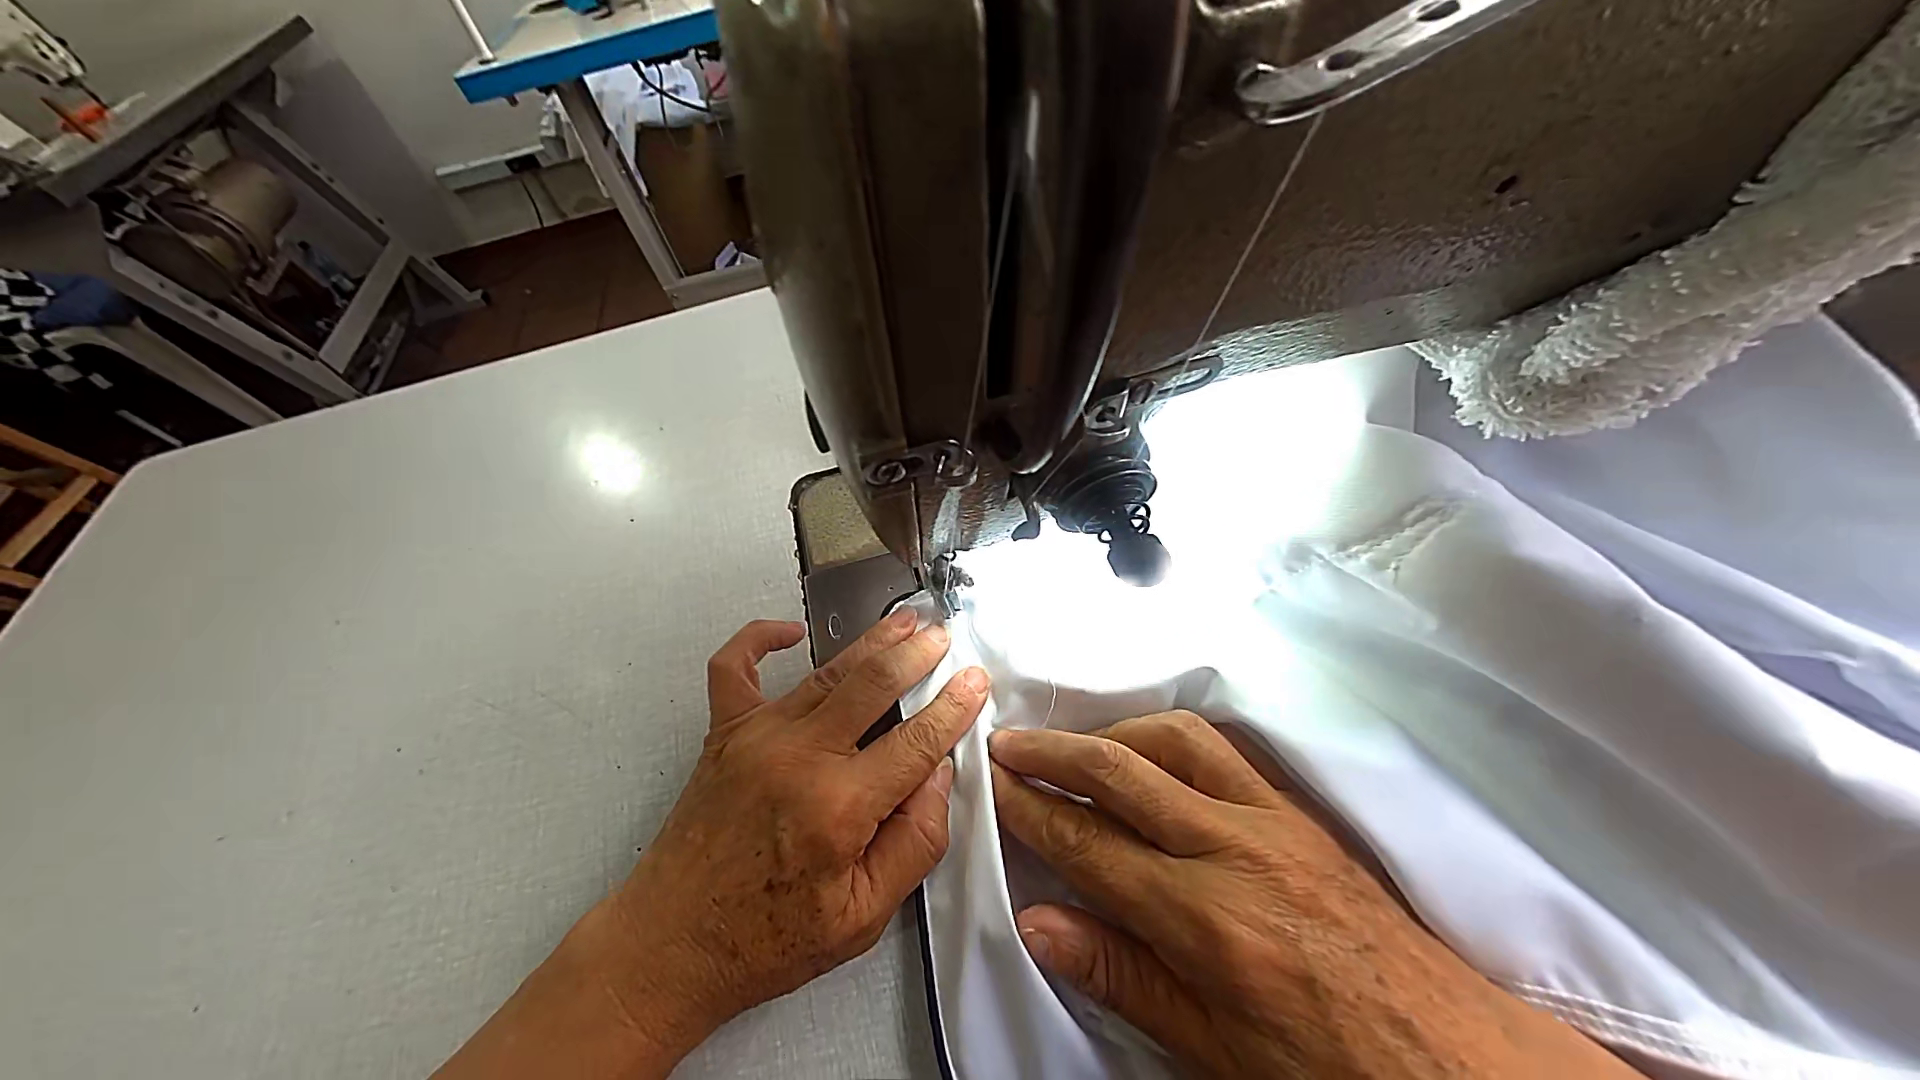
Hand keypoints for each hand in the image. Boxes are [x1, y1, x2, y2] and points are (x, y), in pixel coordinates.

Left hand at [436, 609, 986, 1079]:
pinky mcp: (723, 731)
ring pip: (826, 671)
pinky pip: (734, 667)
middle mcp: (801, 757)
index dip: (954, 707)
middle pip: (873, 685)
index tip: (977, 679)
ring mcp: (757, 735)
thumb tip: (940, 773)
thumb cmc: (771, 939)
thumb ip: (916, 843)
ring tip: (904, 621)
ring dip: (871, 641)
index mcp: (841, 807)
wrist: (670, 945)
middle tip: (944, 635)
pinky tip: (788, 630)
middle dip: (917, 655)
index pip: (916, 742)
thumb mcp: (865, 917)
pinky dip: (757, 639)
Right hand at [989, 712, 1636, 1079]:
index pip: (1089, 844)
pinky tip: (1148, 748)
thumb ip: (1119, 972)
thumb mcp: (1209, 1045)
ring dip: (1111, 732)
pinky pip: (1221, 748)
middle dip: (1051, 753)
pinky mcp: (1295, 809)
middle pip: (1119, 773)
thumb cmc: (1321, 1065)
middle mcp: (1230, 849)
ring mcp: (1268, 818)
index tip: (994, 785)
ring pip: (1172, 740)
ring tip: (1073, 745)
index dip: (1032, 810)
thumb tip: (1037, 921)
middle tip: (1007, 742)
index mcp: (1203, 919)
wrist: (1448, 1058)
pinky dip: (1167, 736)